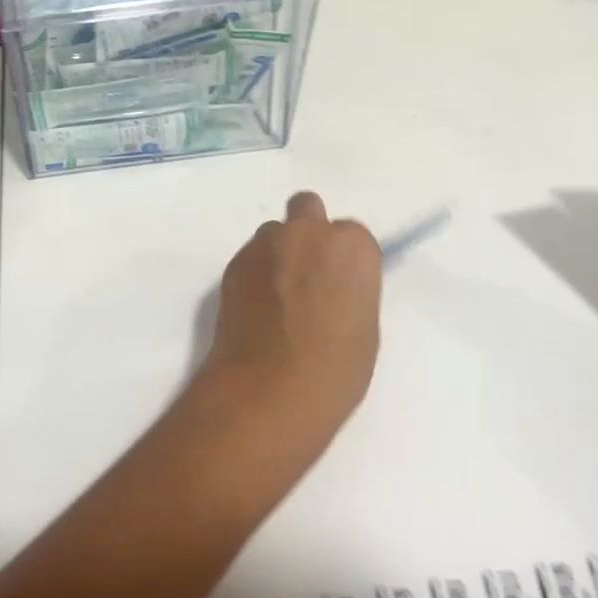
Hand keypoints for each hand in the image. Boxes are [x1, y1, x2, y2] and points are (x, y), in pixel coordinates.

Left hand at [202, 192, 382, 432]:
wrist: (269, 387)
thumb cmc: (334, 368)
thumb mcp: (364, 327)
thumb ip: (349, 291)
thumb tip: (331, 288)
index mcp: (351, 247)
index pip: (352, 236)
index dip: (344, 260)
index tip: (340, 285)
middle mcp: (307, 232)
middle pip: (307, 210)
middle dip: (308, 232)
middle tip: (305, 273)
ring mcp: (265, 244)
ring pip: (273, 233)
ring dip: (277, 252)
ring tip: (276, 296)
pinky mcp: (234, 262)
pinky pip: (250, 257)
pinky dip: (254, 273)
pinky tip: (255, 308)